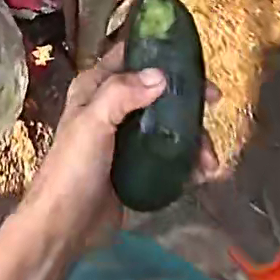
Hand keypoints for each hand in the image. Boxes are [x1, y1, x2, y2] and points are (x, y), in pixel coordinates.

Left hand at [19, 42, 224, 249]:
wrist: (65, 226)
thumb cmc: (73, 168)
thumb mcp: (93, 123)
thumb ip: (122, 94)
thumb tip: (161, 75)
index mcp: (94, 88)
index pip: (128, 57)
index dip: (158, 53)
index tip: (192, 60)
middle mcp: (111, 107)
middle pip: (155, 91)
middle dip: (186, 97)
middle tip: (214, 102)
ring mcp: (126, 138)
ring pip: (167, 124)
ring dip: (193, 136)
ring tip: (210, 157)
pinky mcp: (138, 167)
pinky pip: (170, 156)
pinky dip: (190, 161)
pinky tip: (206, 173)